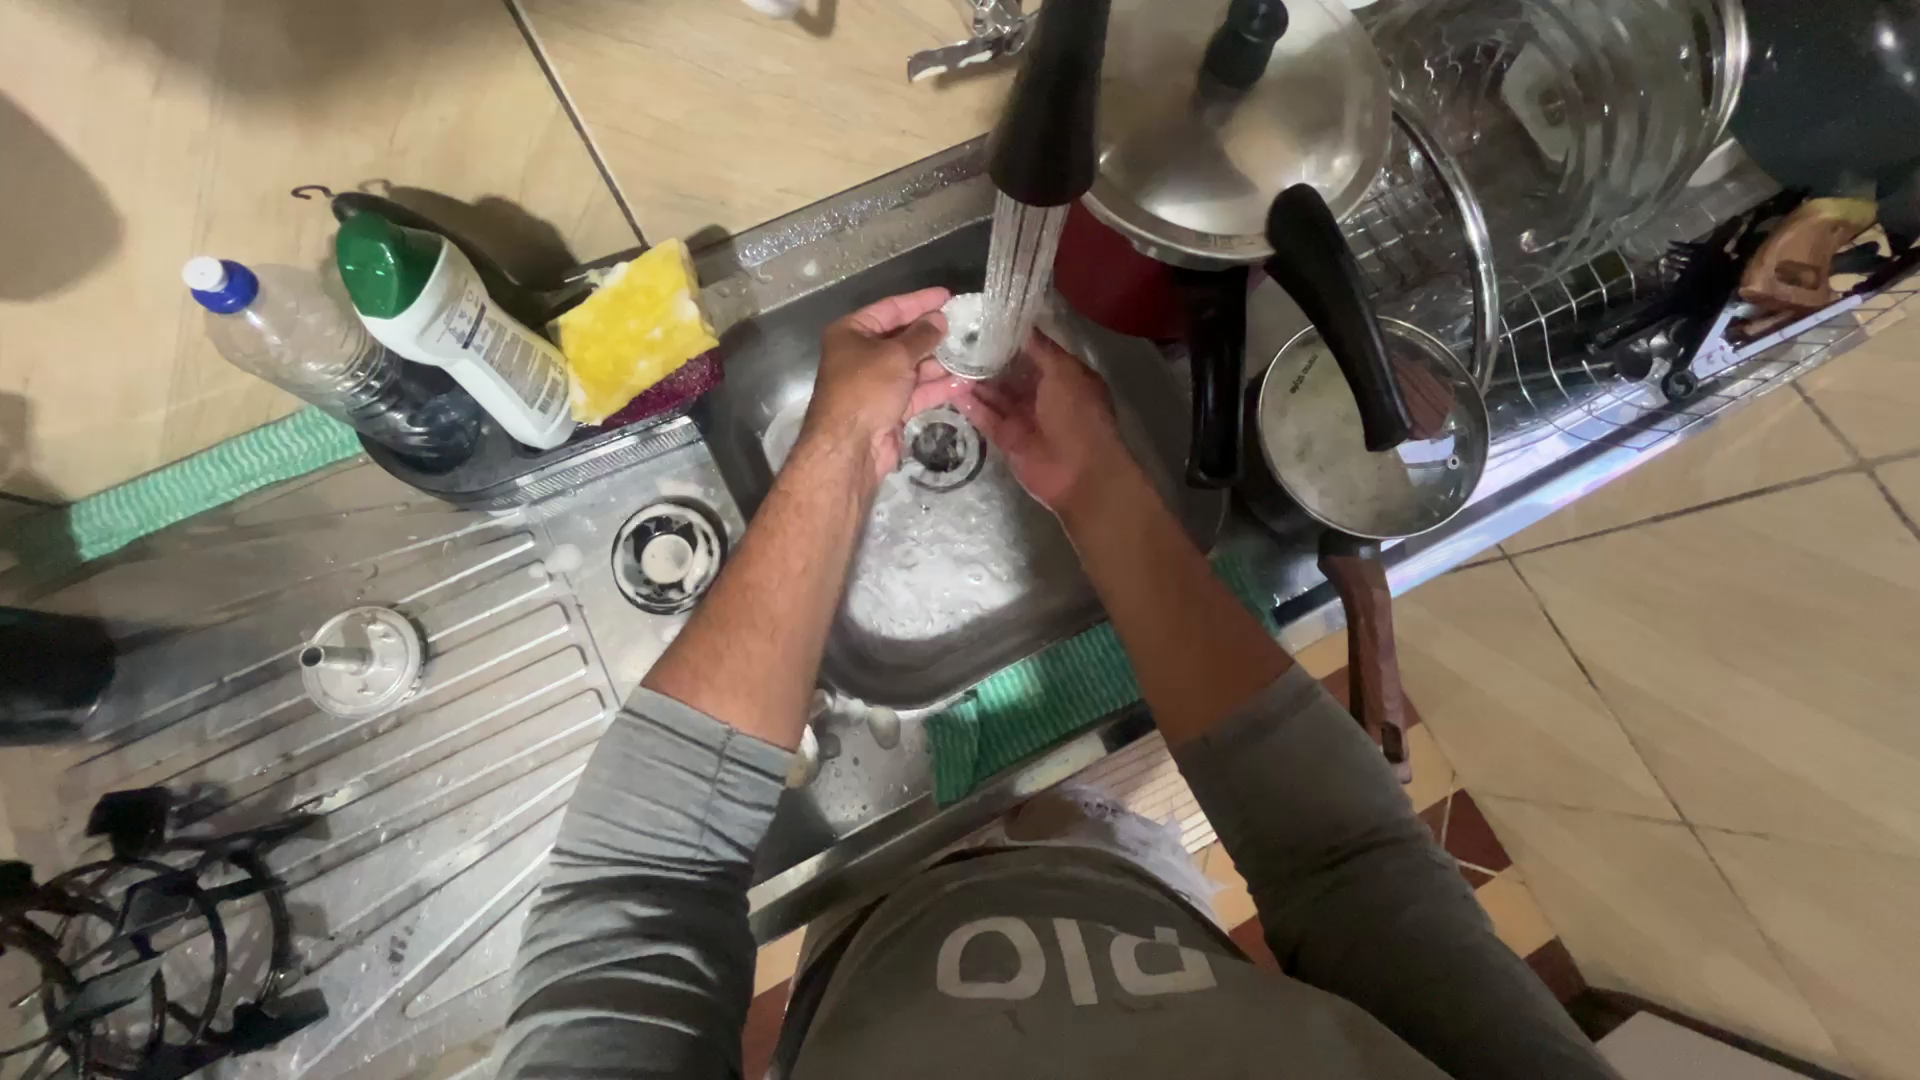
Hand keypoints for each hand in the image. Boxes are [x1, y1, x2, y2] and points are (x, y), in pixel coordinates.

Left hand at [800, 287, 970, 483]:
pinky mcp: (889, 409)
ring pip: (912, 368)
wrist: (850, 447)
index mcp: (851, 333)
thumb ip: (921, 336)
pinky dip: (937, 387)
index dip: (919, 302)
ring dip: (940, 362)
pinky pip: (916, 392)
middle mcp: (861, 356)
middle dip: (932, 335)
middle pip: (902, 339)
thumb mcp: (895, 356)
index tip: (947, 296)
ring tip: (971, 352)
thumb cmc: (866, 389)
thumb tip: (939, 320)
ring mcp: (875, 385)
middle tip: (965, 326)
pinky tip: (964, 381)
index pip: (890, 309)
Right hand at [957, 332, 1136, 514]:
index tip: (986, 321)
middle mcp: (1044, 396)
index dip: (1013, 338)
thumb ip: (1042, 349)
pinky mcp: (1008, 439)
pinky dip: (971, 407)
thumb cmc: (1078, 415)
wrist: (1079, 473)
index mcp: (1064, 377)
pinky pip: (987, 419)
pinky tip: (951, 390)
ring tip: (948, 360)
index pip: (1035, 352)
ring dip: (976, 382)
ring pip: (996, 396)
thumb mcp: (1065, 372)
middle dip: (989, 359)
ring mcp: (1025, 419)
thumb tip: (1023, 327)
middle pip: (1011, 374)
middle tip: (958, 339)